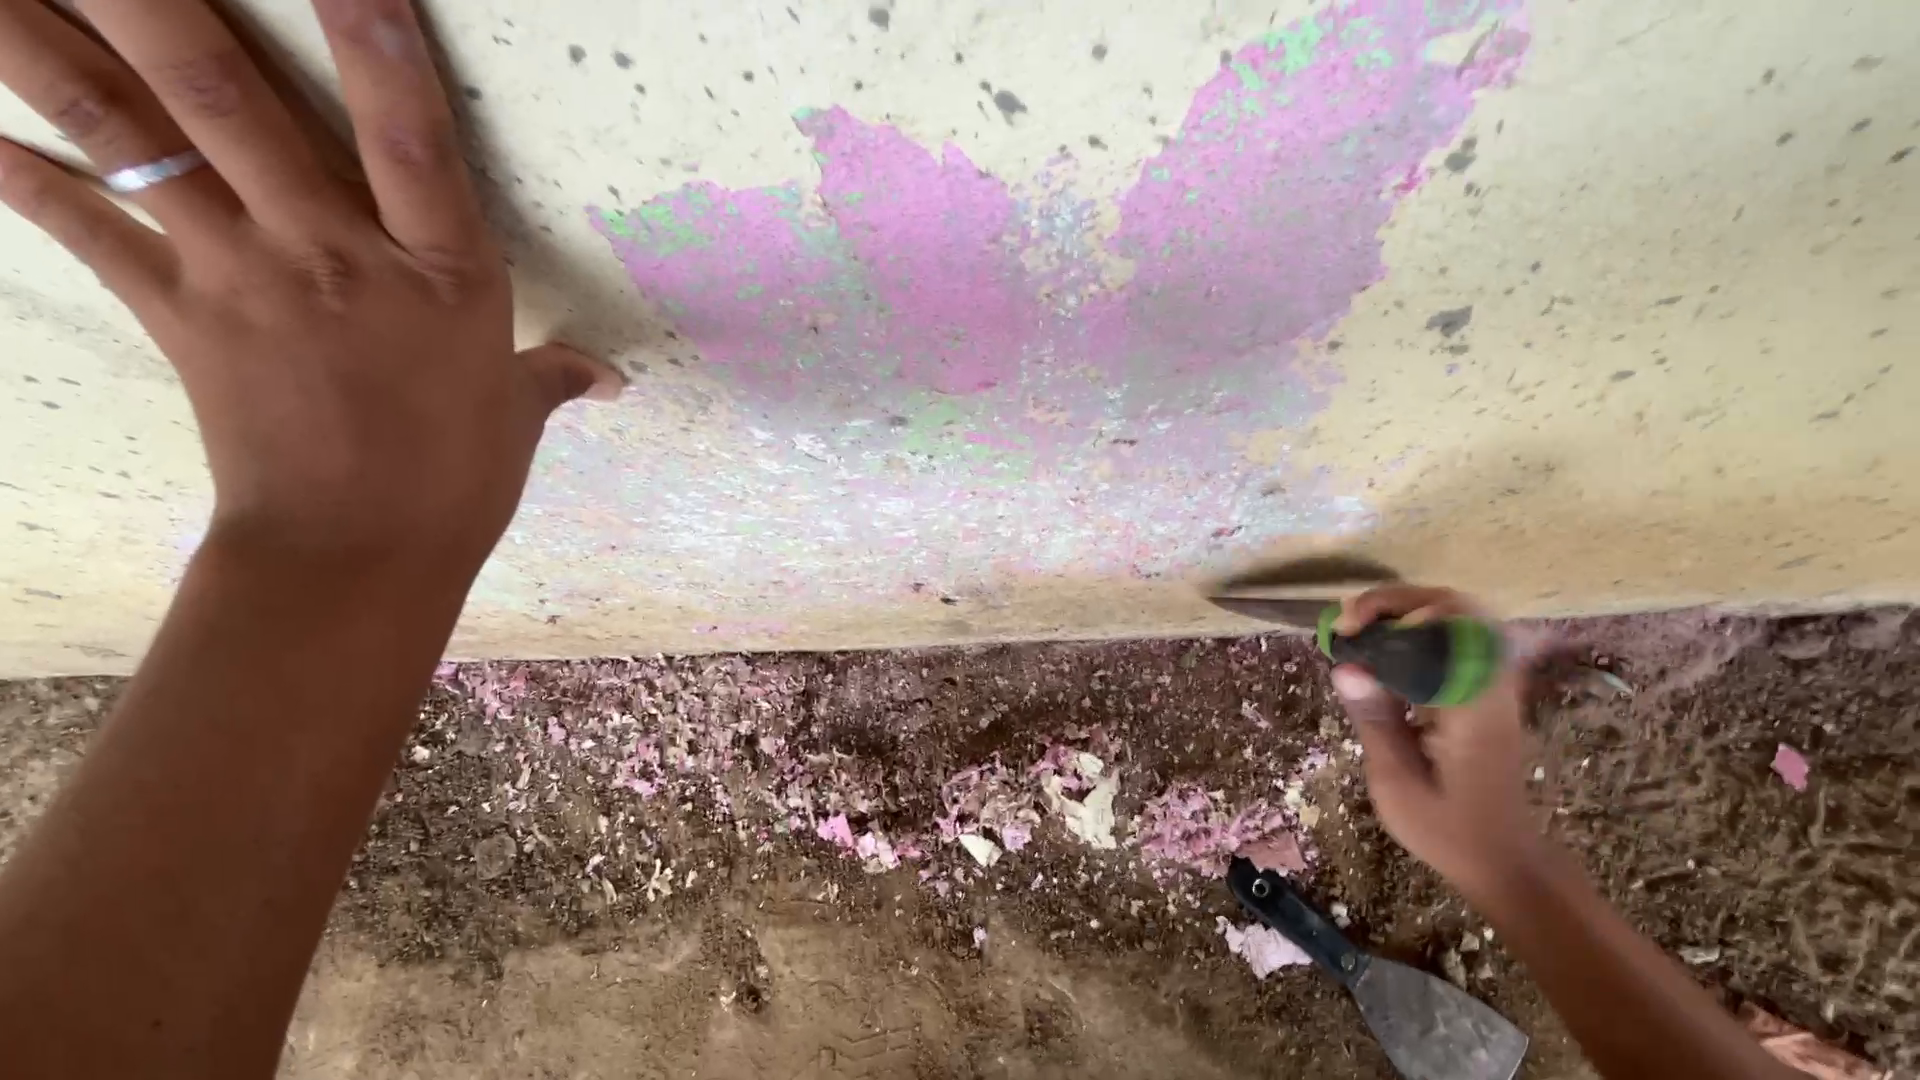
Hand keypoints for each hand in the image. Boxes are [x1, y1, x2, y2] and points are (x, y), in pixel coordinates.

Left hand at [0, 0, 618, 576]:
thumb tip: (612, 378)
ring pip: (133, 138)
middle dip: (159, 0)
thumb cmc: (460, 480)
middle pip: (233, 103)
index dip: (380, 42)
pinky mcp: (180, 317)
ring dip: (44, 45)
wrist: (359, 553)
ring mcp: (246, 278)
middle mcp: (339, 256)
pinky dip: (24, 172)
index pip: (414, 137)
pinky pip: (86, 225)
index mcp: (446, 277)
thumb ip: (558, 376)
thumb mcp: (520, 417)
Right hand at [1329, 585, 1544, 899]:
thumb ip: (1375, 719)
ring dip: (1404, 613)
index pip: (1449, 623)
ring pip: (1458, 618)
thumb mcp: (1396, 783)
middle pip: (1456, 607)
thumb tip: (1345, 666)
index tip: (1348, 629)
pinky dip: (1415, 633)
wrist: (1504, 861)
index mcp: (1473, 704)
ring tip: (1359, 631)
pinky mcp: (1485, 695)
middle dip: (1395, 602)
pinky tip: (1382, 652)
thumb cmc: (1447, 831)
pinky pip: (1456, 642)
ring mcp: (1493, 688)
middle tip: (1348, 622)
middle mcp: (1491, 685)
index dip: (1394, 610)